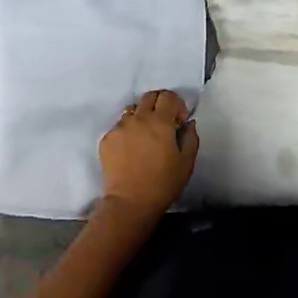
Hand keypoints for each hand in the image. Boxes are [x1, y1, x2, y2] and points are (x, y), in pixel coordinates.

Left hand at [98, 90, 198, 214]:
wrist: (130, 202)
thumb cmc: (163, 183)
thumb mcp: (186, 162)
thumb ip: (190, 137)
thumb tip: (188, 123)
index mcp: (159, 122)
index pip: (168, 96)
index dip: (177, 105)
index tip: (179, 121)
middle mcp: (137, 118)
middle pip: (148, 97)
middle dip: (159, 104)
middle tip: (164, 123)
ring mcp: (119, 127)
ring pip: (132, 111)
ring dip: (142, 117)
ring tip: (146, 137)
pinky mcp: (107, 139)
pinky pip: (119, 127)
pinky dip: (128, 132)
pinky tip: (132, 150)